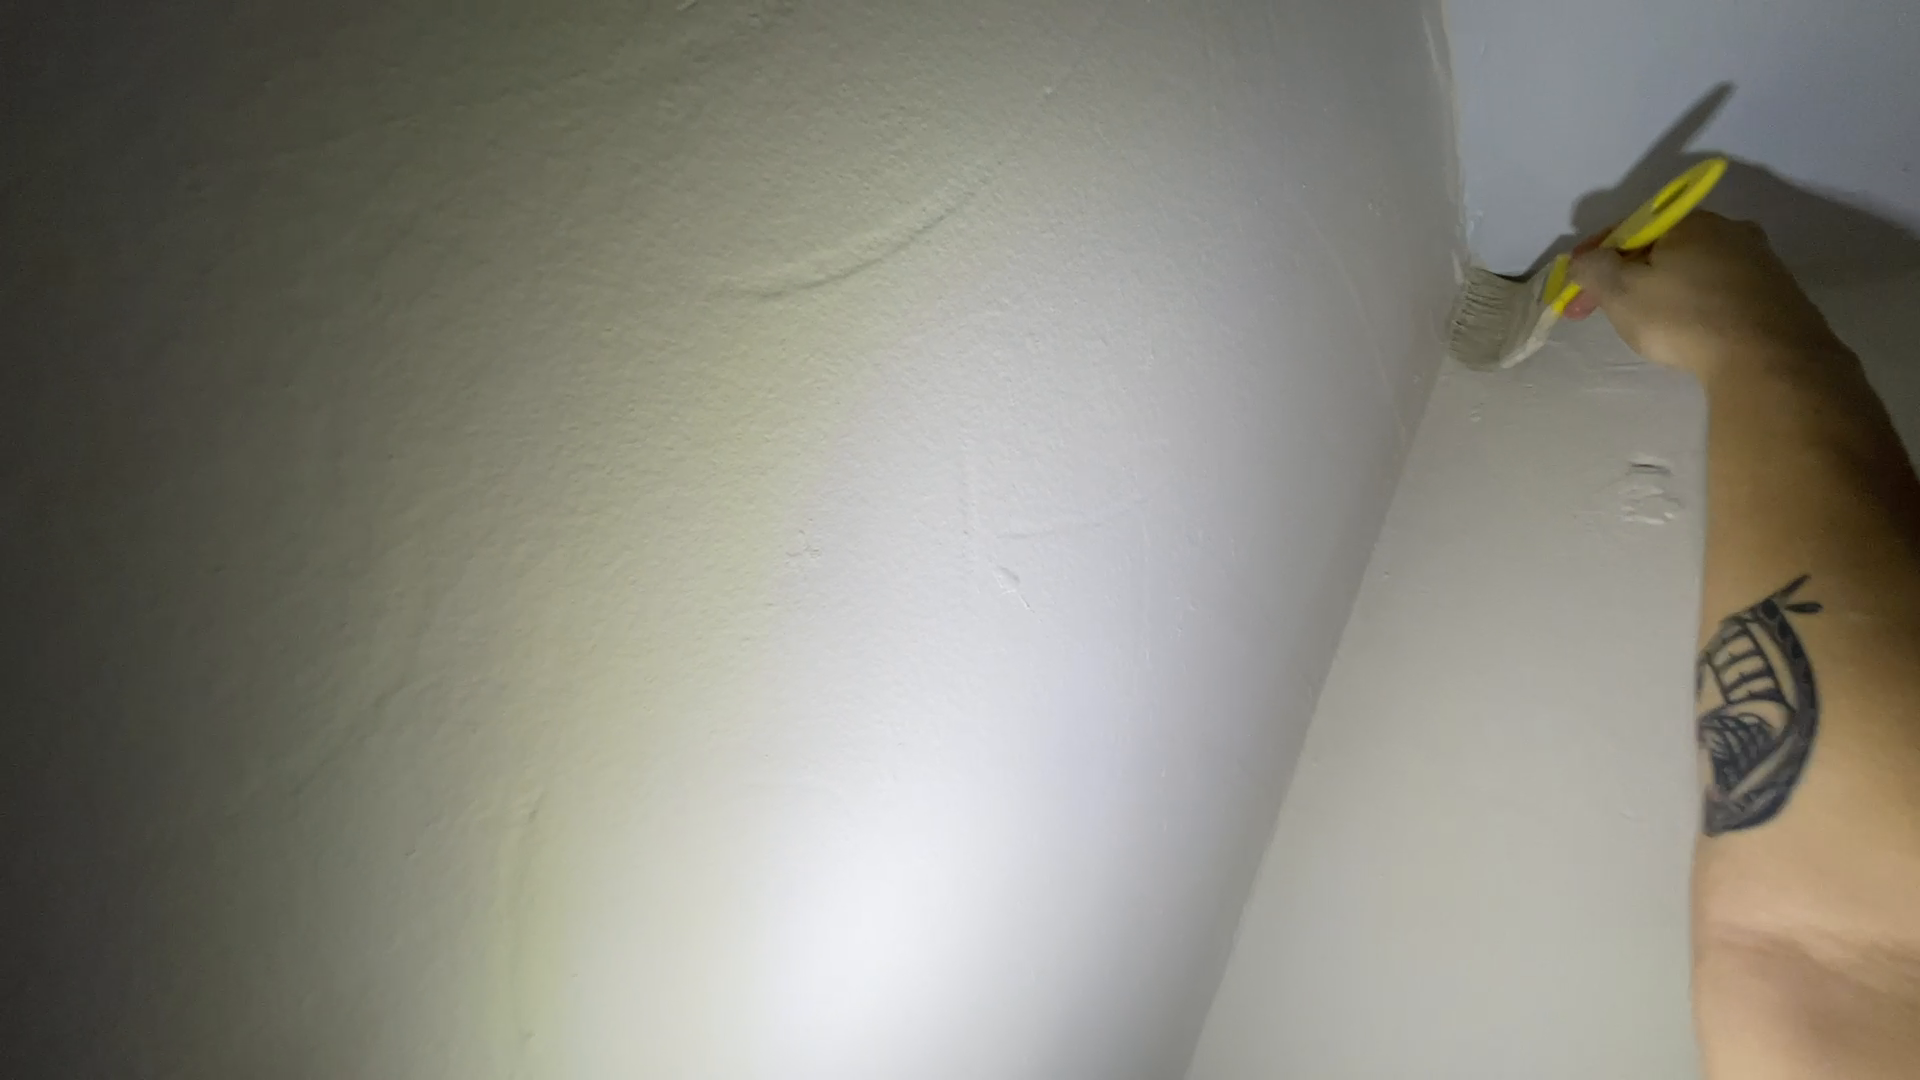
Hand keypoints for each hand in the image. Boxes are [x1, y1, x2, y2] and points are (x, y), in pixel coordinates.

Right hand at [1562, 211, 1838, 379]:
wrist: (1763, 352)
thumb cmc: (1680, 315)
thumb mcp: (1619, 290)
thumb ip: (1592, 268)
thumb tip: (1585, 259)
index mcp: (1691, 223)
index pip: (1627, 229)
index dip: (1592, 255)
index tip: (1572, 285)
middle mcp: (1728, 230)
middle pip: (1656, 249)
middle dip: (1618, 276)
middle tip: (1590, 311)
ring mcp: (1754, 258)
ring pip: (1683, 268)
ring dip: (1649, 288)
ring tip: (1630, 319)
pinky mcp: (1767, 288)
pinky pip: (1708, 286)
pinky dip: (1681, 300)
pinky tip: (1673, 324)